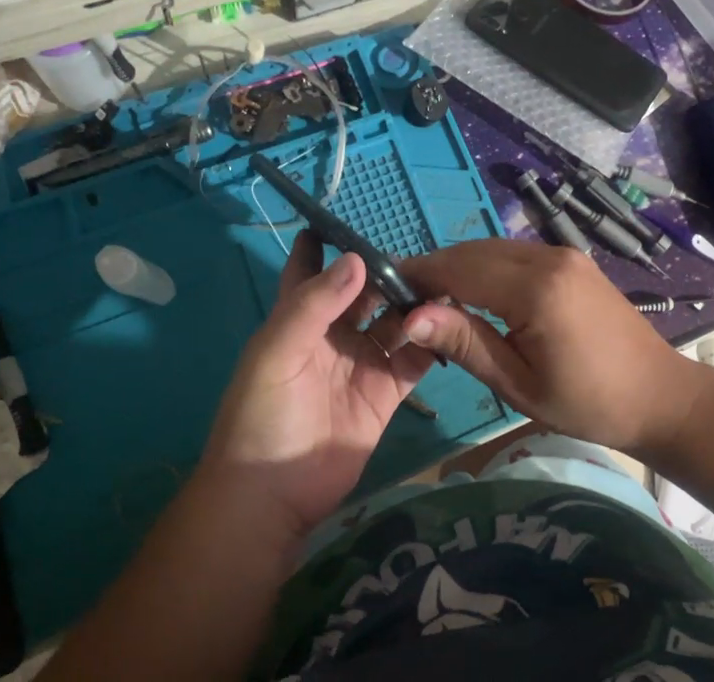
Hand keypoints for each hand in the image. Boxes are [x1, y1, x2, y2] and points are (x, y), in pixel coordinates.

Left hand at [204, 231, 433, 534]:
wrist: (270, 496)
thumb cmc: (261, 416)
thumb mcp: (277, 353)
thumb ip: (313, 305)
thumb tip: (356, 258)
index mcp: (298, 320)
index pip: (310, 270)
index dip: (326, 244)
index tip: (354, 217)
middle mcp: (332, 337)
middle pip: (365, 294)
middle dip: (388, 273)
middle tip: (426, 254)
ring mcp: (360, 366)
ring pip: (394, 324)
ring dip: (415, 306)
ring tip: (448, 284)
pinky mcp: (384, 396)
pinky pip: (412, 362)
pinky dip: (430, 344)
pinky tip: (452, 326)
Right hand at [398, 240, 711, 457]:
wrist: (658, 396)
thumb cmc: (587, 402)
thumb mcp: (518, 383)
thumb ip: (465, 343)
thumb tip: (409, 318)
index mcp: (535, 289)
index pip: (458, 269)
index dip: (419, 277)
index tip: (386, 294)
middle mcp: (548, 258)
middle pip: (473, 252)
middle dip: (436, 270)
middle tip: (405, 302)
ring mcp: (563, 254)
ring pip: (492, 248)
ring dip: (460, 267)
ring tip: (434, 301)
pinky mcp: (571, 260)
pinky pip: (515, 254)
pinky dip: (486, 267)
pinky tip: (475, 294)